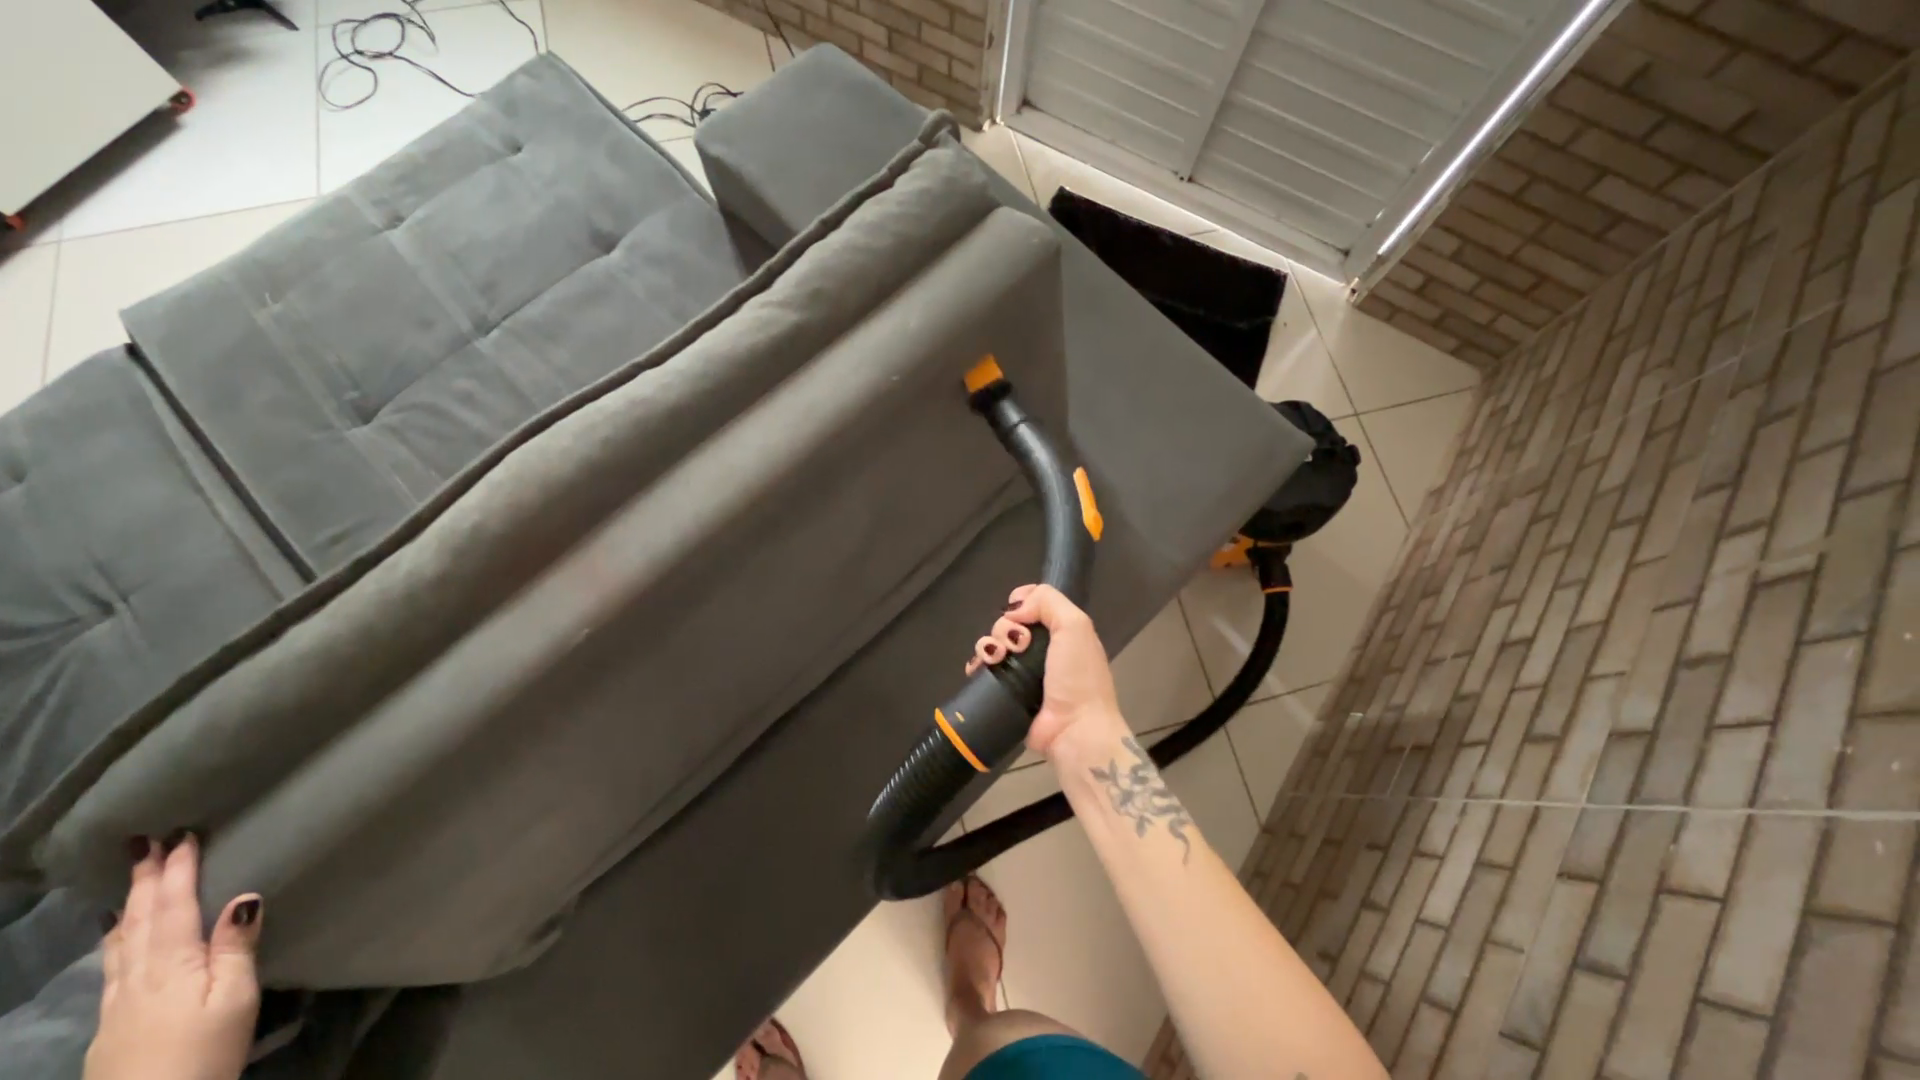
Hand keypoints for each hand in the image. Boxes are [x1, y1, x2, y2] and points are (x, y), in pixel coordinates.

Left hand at [86, 836, 263, 1079]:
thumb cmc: (205, 1053)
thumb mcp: (235, 1000)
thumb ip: (236, 949)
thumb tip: (243, 897)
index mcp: (173, 964)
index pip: (174, 905)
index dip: (178, 869)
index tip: (183, 834)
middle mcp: (139, 975)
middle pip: (140, 918)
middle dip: (145, 879)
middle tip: (144, 842)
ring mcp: (118, 1000)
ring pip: (120, 940)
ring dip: (127, 904)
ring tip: (128, 880)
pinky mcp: (110, 1022)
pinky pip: (110, 964)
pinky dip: (113, 939)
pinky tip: (112, 938)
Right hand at [967, 584, 1127, 760]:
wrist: (1074, 730)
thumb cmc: (1079, 677)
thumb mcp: (1076, 626)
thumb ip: (1049, 602)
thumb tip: (1015, 606)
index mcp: (1063, 633)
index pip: (1035, 606)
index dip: (1022, 602)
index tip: (1015, 609)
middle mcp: (1043, 651)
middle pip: (1009, 625)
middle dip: (1004, 628)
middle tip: (1017, 644)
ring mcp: (1023, 673)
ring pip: (994, 646)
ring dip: (988, 645)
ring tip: (994, 658)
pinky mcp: (1007, 694)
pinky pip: (985, 672)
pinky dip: (977, 666)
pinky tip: (976, 668)